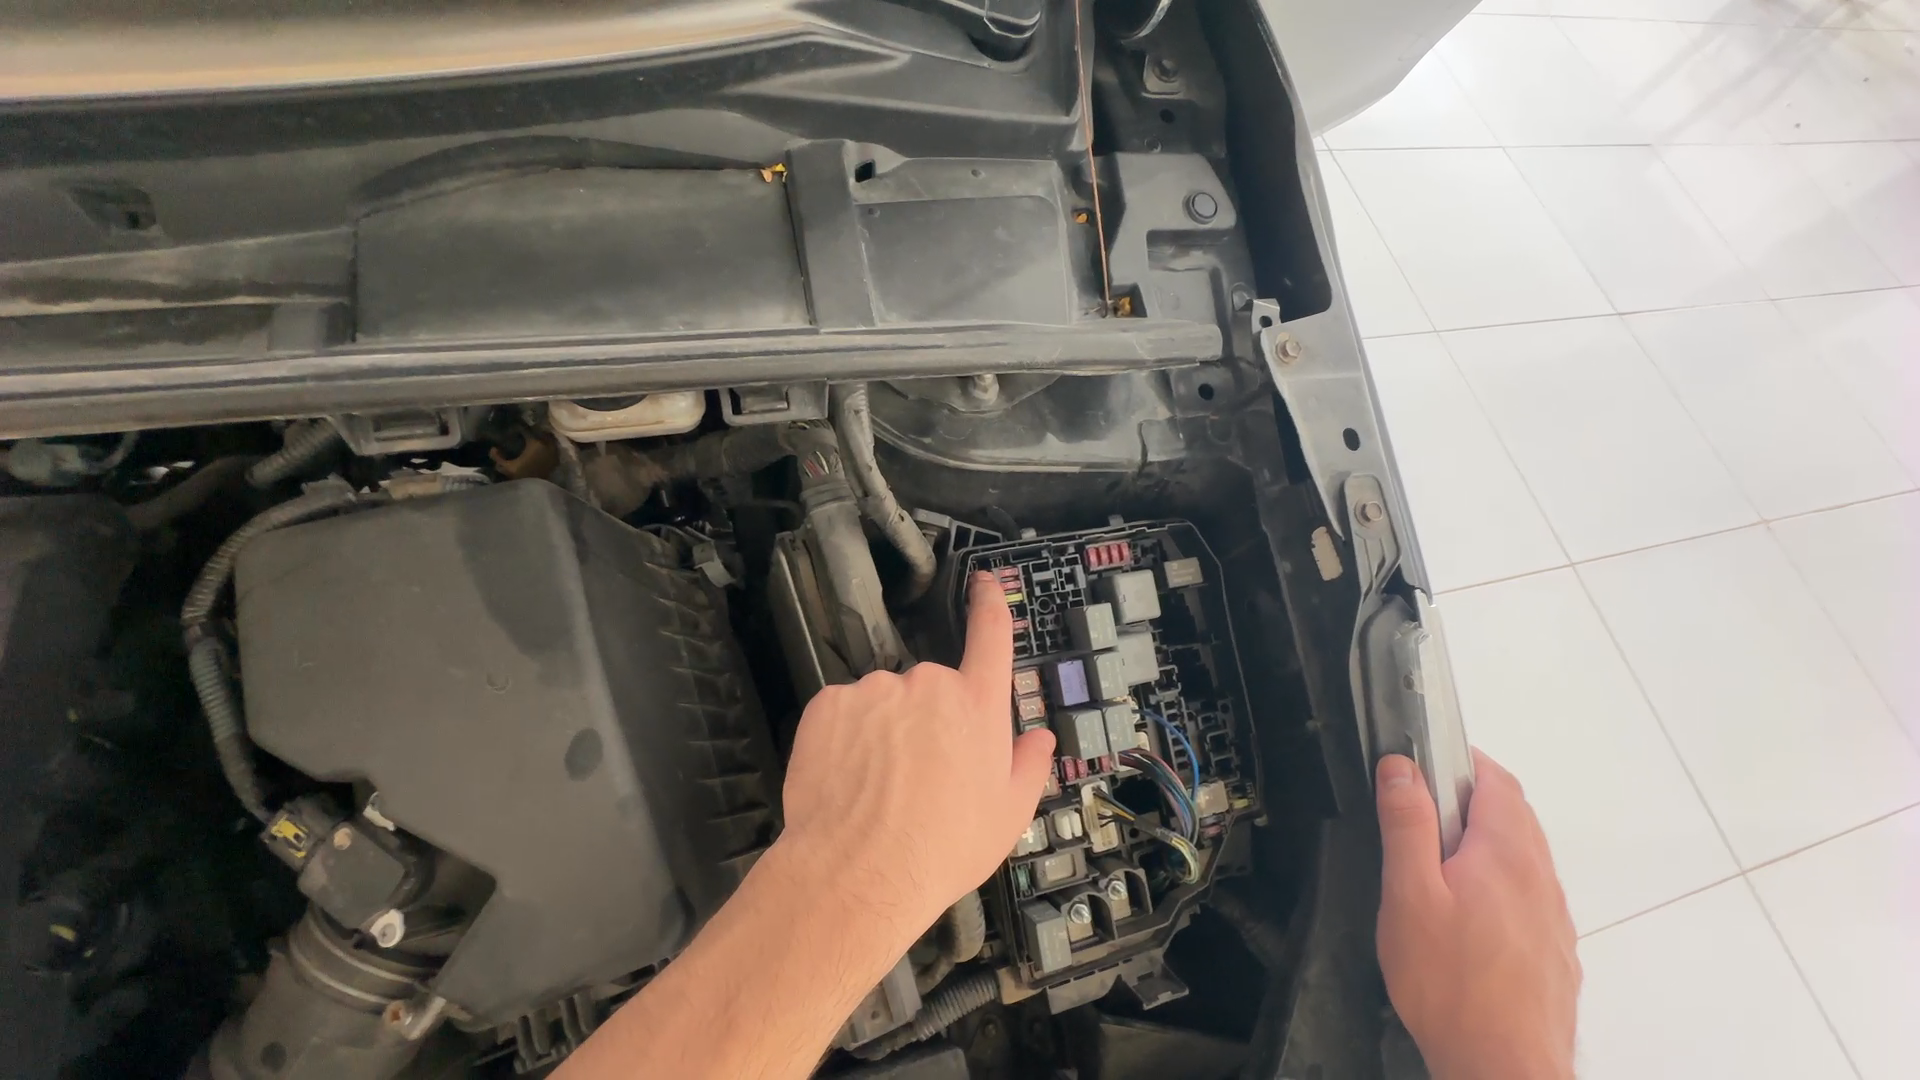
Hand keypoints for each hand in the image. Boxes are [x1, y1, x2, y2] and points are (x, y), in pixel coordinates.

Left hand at [775, 572, 1056, 946]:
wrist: (860, 872)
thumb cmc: (943, 847)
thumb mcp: (1008, 815)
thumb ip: (1028, 765)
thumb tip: (1039, 738)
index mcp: (976, 704)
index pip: (991, 635)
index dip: (989, 602)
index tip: (983, 583)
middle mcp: (929, 683)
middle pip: (931, 688)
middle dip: (927, 719)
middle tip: (920, 772)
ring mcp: (876, 689)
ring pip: (885, 701)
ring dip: (884, 730)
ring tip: (879, 784)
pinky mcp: (830, 703)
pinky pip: (844, 711)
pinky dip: (846, 736)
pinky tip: (849, 777)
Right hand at [1375, 750, 1579, 1079]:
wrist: (1502, 1070)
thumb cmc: (1447, 978)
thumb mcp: (1409, 891)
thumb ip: (1407, 823)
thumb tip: (1401, 766)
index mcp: (1507, 854)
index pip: (1497, 781)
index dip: (1461, 760)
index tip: (1422, 762)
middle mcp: (1540, 879)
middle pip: (1513, 815)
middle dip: (1468, 800)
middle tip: (1416, 813)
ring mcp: (1553, 919)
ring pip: (1521, 856)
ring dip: (1482, 841)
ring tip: (1432, 866)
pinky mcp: (1554, 952)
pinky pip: (1526, 894)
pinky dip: (1497, 880)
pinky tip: (1463, 914)